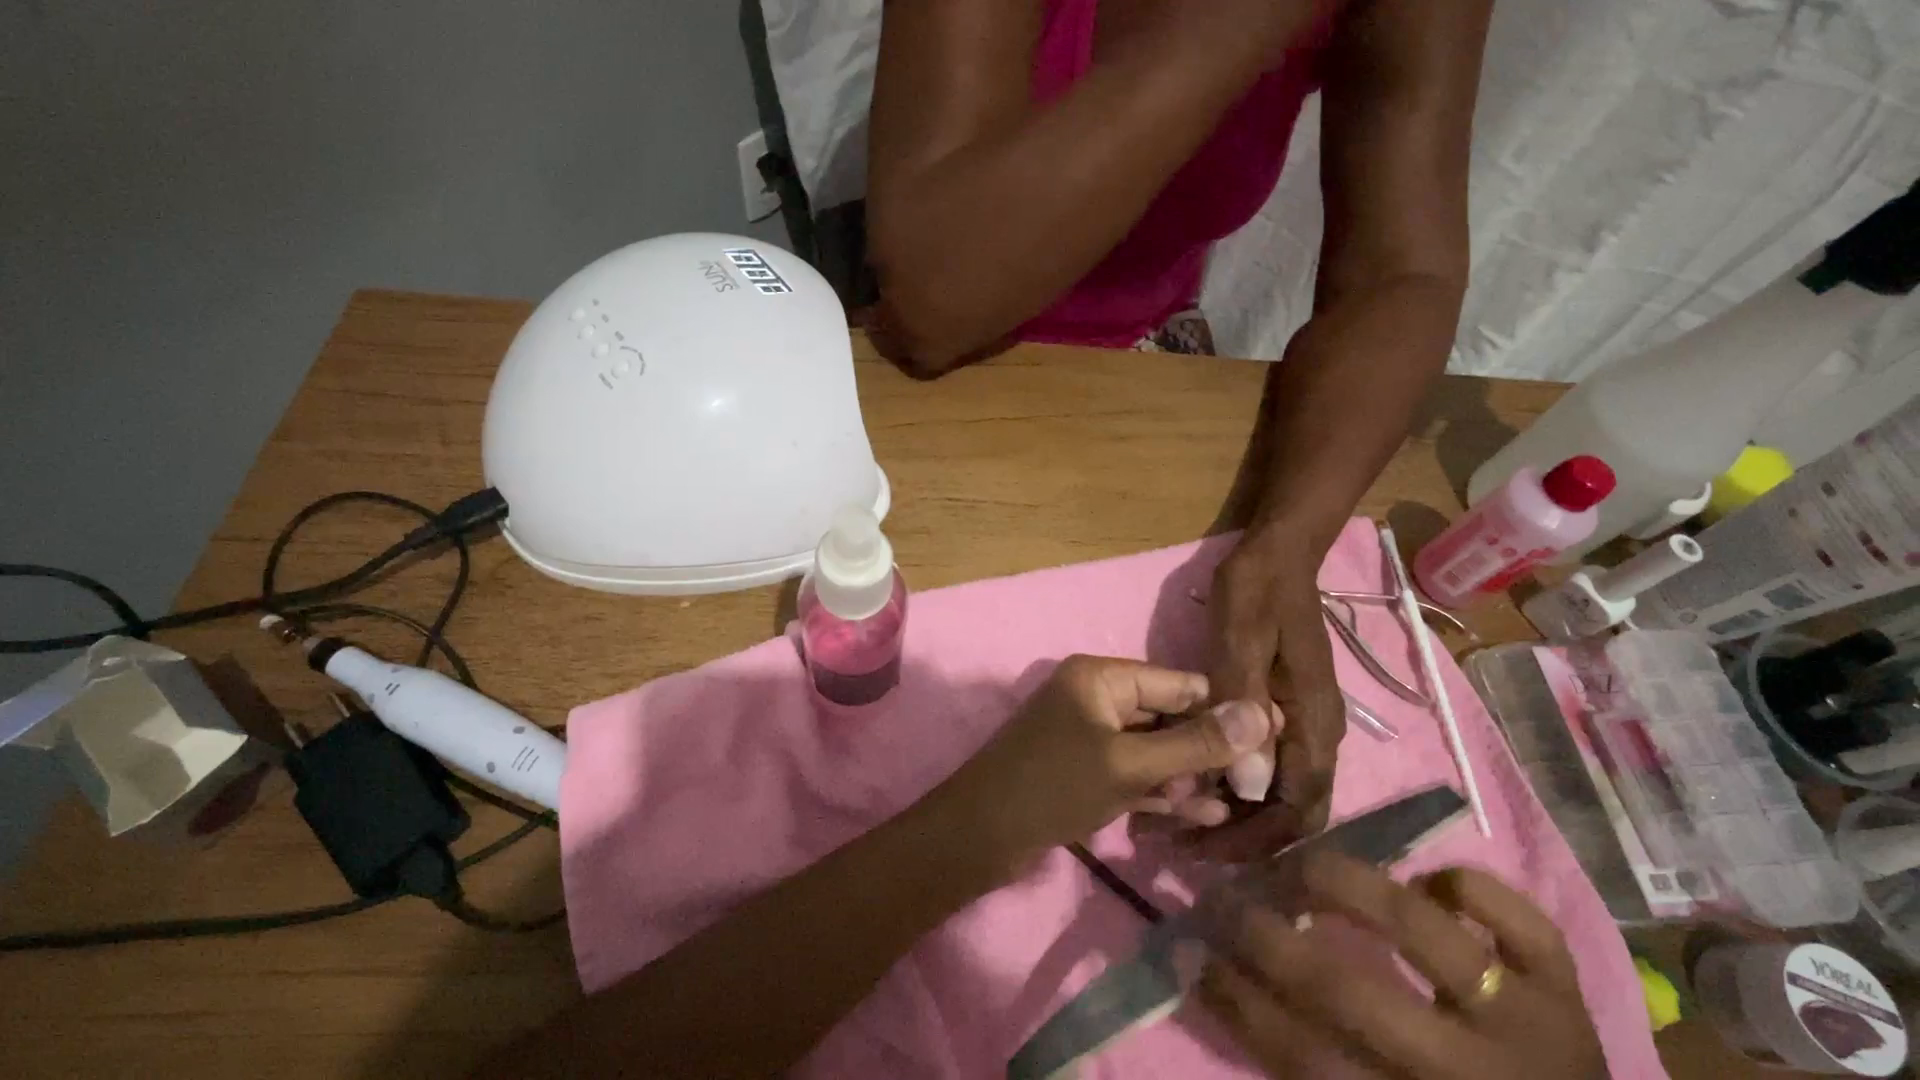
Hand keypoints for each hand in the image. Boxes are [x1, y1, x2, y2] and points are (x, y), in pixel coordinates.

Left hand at [933, 656, 1272, 879]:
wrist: (979, 836)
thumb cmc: (1054, 786)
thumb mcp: (1130, 764)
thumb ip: (1196, 742)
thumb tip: (1262, 713)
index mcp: (1102, 678)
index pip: (1181, 683)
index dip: (1228, 709)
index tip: (1277, 734)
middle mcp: (1097, 698)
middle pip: (1170, 716)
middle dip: (1209, 750)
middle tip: (1255, 783)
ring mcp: (1090, 737)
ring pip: (1155, 750)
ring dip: (1189, 777)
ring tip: (1232, 806)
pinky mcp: (1085, 772)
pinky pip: (1134, 774)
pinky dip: (1161, 792)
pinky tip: (1201, 816)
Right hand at [1198, 856, 1606, 1079]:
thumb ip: (1309, 1064)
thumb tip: (1223, 985)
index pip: (1302, 1056)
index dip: (1237, 1001)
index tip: (1192, 955)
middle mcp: (1465, 1069)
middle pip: (1347, 992)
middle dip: (1271, 940)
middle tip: (1228, 903)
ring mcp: (1523, 1021)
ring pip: (1423, 933)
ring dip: (1348, 889)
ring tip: (1304, 867)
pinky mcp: (1566, 988)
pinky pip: (1517, 919)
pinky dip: (1463, 888)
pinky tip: (1425, 884)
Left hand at [1199, 527, 1345, 858]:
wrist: (1280, 553)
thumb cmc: (1257, 591)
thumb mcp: (1239, 640)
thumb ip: (1240, 705)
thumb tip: (1248, 786)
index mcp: (1313, 721)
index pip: (1298, 804)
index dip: (1254, 837)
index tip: (1206, 852)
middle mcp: (1315, 732)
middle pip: (1287, 808)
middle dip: (1238, 835)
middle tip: (1182, 850)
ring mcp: (1298, 723)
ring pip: (1271, 791)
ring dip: (1229, 814)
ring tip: (1175, 830)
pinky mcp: (1277, 712)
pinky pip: (1259, 765)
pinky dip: (1226, 785)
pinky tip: (1186, 788)